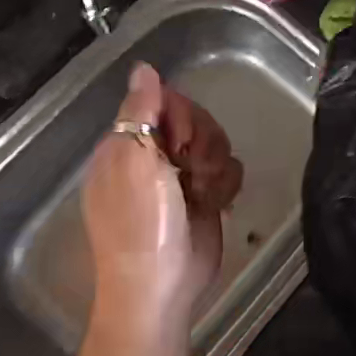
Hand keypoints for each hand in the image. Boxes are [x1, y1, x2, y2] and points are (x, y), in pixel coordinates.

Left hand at [82, 64, 243, 331]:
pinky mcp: (206, 197)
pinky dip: (225, 186)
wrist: (161, 287)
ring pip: (217, 144)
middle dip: (203, 145)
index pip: (164, 101)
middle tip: (191, 172)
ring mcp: (181, 178)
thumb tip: (143, 68)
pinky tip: (215, 204)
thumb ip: (139, 112)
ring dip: (216, 168)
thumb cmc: (142, 227)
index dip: (182, 117)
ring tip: (203, 194)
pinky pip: (228, 170)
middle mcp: (153, 156)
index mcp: (126, 144)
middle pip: (197, 121)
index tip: (180, 143)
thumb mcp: (134, 164)